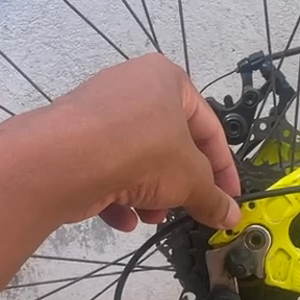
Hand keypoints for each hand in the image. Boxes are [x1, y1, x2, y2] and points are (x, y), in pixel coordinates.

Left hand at [41, 54, 241, 230]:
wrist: (67, 160)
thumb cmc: (140, 150)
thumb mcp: (191, 178)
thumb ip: (213, 198)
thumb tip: (231, 216)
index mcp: (167, 80)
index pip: (208, 127)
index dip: (223, 168)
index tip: (228, 198)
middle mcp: (132, 89)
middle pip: (169, 146)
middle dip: (180, 185)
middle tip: (188, 209)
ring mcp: (100, 115)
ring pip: (137, 161)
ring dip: (150, 195)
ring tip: (152, 217)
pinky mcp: (75, 141)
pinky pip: (107, 169)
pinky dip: (118, 196)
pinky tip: (124, 218)